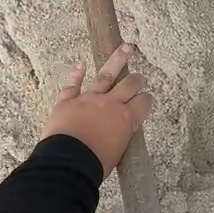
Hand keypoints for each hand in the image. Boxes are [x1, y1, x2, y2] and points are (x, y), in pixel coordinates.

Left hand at [42, 44, 154, 177]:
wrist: (69, 161)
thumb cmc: (95, 164)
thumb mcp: (117, 153)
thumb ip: (118, 138)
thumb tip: (116, 135)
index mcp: (126, 119)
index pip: (143, 103)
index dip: (146, 100)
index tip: (146, 99)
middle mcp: (110, 104)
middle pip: (129, 85)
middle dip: (136, 80)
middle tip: (140, 77)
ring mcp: (88, 99)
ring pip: (105, 76)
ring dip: (116, 61)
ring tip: (124, 48)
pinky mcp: (67, 101)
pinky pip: (72, 85)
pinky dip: (76, 74)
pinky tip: (80, 65)